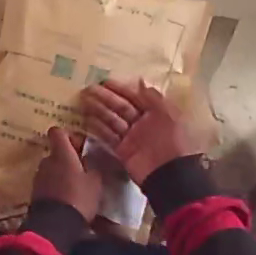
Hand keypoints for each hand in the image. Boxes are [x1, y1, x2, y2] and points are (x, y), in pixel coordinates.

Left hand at [30, 126, 99, 221]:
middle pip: (57, 152)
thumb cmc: (79, 198)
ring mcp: (39, 177)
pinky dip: (57, 185)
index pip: (57, 132)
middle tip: (85, 171)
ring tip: (78, 187)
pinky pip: (48, 182)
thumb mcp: (95, 181)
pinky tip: (68, 198)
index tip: (81, 147)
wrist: (55, 225)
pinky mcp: (35, 192)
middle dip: (69, 158)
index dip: (69, 136)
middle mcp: (47, 161)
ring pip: (53, 168)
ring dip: (63, 173)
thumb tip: (90, 157)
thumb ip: (93, 166)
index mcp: (61, 154)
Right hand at [82, 80, 201, 185]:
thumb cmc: (172, 140)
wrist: (170, 173)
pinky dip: (98, 128)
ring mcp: (131, 137)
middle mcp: (142, 123)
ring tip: (83, 102)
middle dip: (105, 98)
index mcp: (155, 113)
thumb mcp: (168, 115)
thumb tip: (140, 80)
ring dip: (98, 110)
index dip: (120, 89)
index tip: (104, 82)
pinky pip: (109, 137)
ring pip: (112, 120)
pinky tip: (87, 120)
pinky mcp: (122, 150)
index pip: (135, 97)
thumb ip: (153, 98)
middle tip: (88, 90)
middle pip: (121, 107)